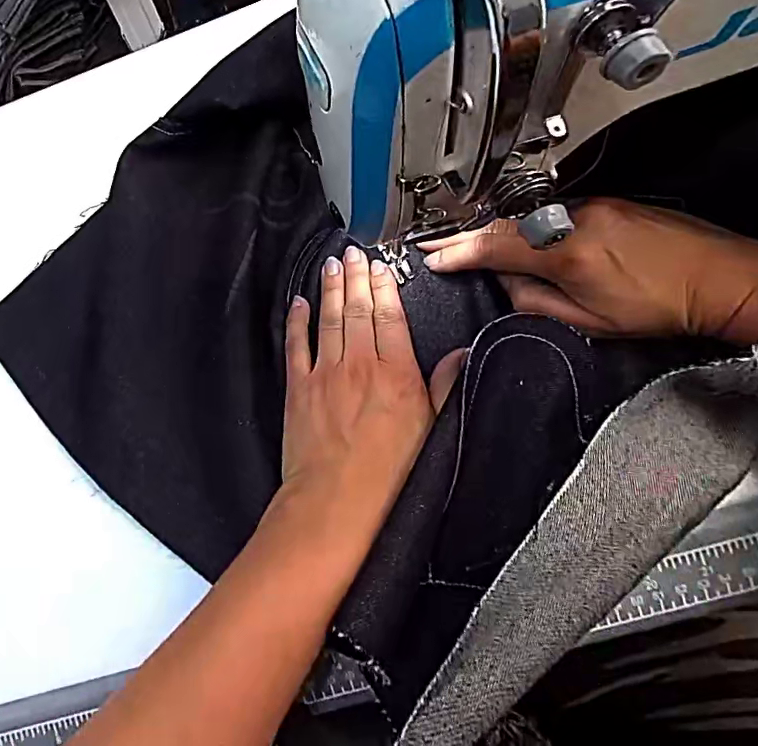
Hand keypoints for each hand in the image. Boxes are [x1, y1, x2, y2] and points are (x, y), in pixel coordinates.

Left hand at [277, 246, 465, 540]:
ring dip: (332, 288)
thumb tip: (460, 356)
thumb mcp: (430, 430)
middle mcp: (360, 365)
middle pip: (360, 309)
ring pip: (330, 318)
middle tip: (355, 253)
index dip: (386, 288)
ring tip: (333, 265)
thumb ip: (443, 387)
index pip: (391, 317)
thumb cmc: (386, 476)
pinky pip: (297, 343)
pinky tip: (299, 302)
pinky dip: (297, 320)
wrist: (334, 504)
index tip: (382, 268)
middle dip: (358, 276)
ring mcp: (327, 373)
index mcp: (396, 374)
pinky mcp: (300, 387)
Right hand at [419, 198, 757, 341]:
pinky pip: (557, 213)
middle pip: (508, 227)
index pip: (495, 247)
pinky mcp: (609, 203)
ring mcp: (594, 206)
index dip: (458, 252)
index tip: (435, 257)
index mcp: (566, 252)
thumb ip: (540, 302)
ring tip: (479, 247)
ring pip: (532, 218)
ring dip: (503, 233)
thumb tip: (509, 285)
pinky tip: (529, 239)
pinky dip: (533, 227)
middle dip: (471, 238)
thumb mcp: (593, 322)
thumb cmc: (665, 305)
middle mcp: (576, 219)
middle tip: (444, 248)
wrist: (723, 278)